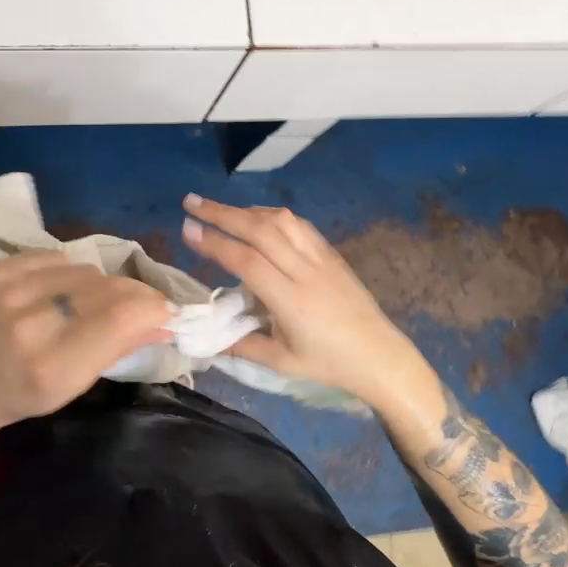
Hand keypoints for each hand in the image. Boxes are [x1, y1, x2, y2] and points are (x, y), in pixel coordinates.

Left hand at [0, 252, 173, 431]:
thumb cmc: (23, 393)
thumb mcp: (73, 385)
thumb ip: (119, 348)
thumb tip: (167, 321)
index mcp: (51, 366)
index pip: (119, 318)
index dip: (152, 307)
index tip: (167, 311)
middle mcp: (30, 324)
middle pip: (107, 288)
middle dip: (136, 294)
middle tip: (146, 303)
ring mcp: (10, 291)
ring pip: (86, 269)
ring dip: (102, 284)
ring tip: (97, 301)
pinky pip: (57, 257)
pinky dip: (71, 271)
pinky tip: (65, 289)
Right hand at [180, 195, 437, 411]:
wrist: (380, 357)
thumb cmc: (329, 365)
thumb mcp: (280, 363)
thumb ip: (241, 345)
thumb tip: (207, 337)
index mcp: (290, 301)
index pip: (246, 261)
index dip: (215, 243)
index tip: (187, 229)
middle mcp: (305, 272)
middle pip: (260, 231)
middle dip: (222, 213)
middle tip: (191, 202)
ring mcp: (322, 260)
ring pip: (281, 222)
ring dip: (246, 210)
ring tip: (219, 210)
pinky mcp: (332, 256)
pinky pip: (300, 227)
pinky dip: (274, 216)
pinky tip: (258, 217)